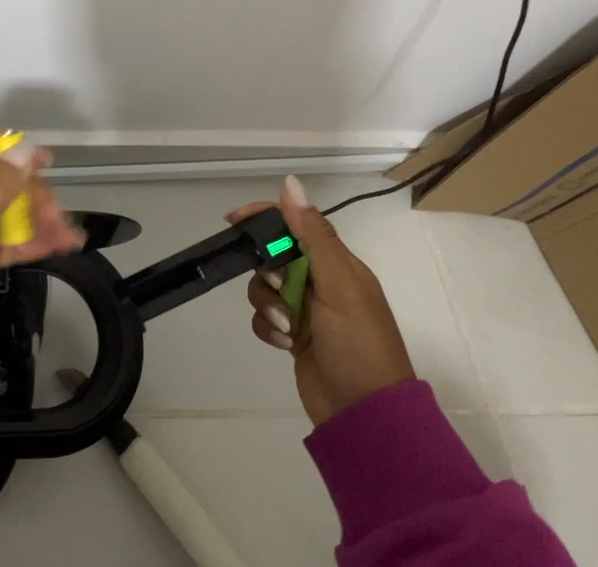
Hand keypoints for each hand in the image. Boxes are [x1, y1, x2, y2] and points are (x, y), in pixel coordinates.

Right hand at [230, 175, 414, 425]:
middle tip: (278, 289)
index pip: (296, 225)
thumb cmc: (358, 344)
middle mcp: (321, 282)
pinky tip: (284, 344)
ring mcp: (306, 310)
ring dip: (267, 305)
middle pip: (273, 256)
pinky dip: (267, 328)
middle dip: (266, 273)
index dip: (265, 218)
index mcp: (339, 264)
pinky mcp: (293, 335)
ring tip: (287, 328)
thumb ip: (313, 235)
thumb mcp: (339, 285)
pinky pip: (263, 318)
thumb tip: (290, 183)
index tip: (233, 221)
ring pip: (263, 288)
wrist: (364, 414)